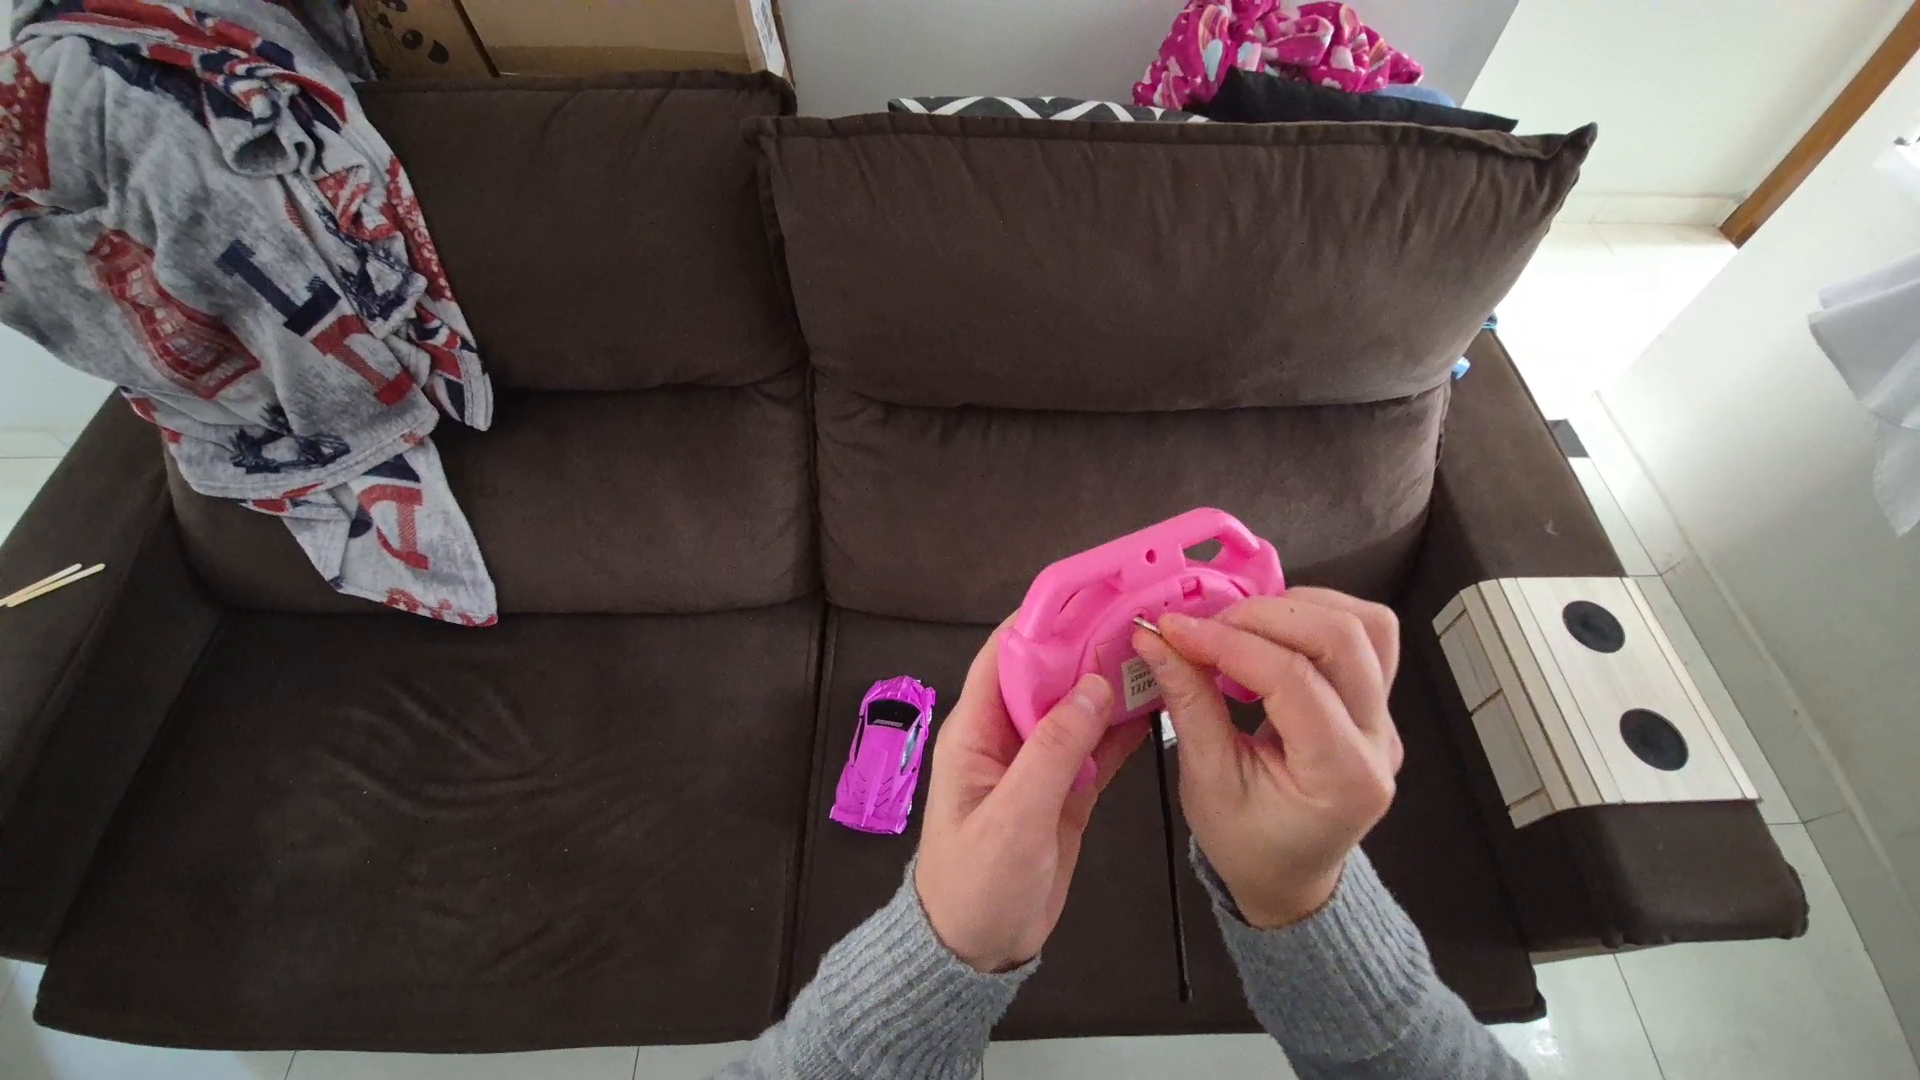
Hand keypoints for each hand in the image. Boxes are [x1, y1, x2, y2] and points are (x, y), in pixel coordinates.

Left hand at [915, 622, 1150, 972]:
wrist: (979, 949)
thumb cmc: (976, 884)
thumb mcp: (1013, 816)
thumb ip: (1053, 751)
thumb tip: (1094, 687)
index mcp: (978, 730)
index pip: (1005, 655)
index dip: (1042, 621)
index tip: (1086, 595)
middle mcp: (1008, 735)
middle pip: (1049, 673)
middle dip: (1088, 645)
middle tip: (1137, 618)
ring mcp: (1040, 761)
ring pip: (1079, 706)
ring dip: (1112, 682)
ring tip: (1156, 652)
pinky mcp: (1067, 787)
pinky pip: (1097, 745)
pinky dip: (1124, 726)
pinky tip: (1155, 706)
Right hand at [1131, 588, 1403, 928]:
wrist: (1289, 875)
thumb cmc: (1245, 841)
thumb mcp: (1206, 779)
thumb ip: (1188, 702)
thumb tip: (1155, 640)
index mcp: (1342, 775)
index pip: (1292, 678)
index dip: (1227, 642)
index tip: (1173, 629)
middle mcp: (1379, 739)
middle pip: (1345, 638)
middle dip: (1266, 614)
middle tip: (1208, 625)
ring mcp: (1385, 717)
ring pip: (1369, 625)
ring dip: (1300, 607)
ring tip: (1242, 625)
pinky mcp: (1376, 702)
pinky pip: (1366, 637)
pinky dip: (1315, 616)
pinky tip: (1270, 633)